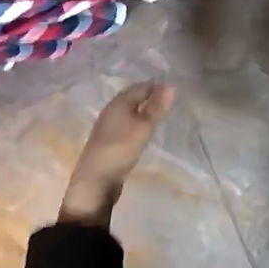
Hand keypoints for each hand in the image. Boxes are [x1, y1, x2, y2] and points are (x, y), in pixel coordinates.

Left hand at [59, 82, 176, 226]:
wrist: (95, 182)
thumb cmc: (120, 149)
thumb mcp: (143, 128)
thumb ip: (157, 107)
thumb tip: (171, 86)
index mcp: (118, 103)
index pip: (141, 87)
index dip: (157, 87)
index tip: (173, 93)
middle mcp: (110, 110)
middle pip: (133, 97)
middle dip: (150, 97)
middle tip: (169, 103)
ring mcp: (107, 125)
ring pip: (129, 111)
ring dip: (143, 111)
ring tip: (159, 116)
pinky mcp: (107, 139)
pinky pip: (125, 123)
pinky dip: (136, 122)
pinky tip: (143, 131)